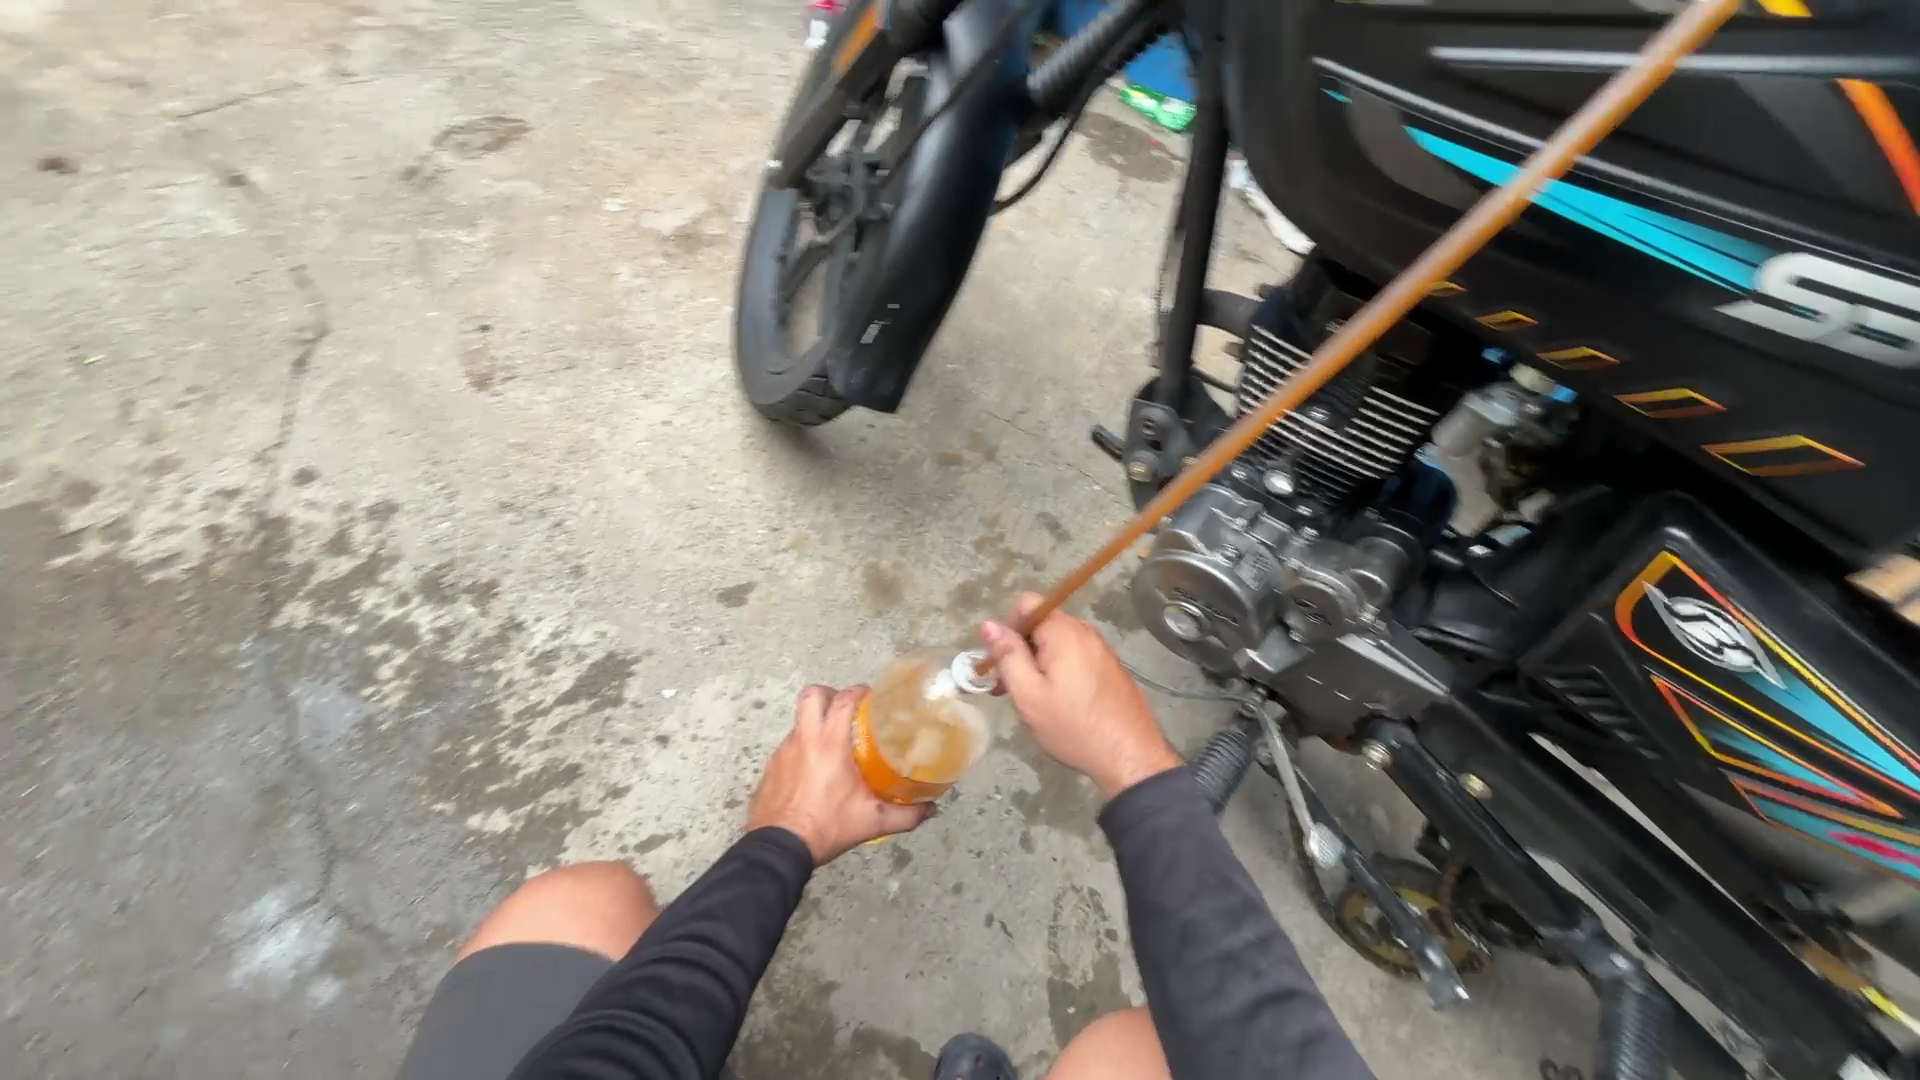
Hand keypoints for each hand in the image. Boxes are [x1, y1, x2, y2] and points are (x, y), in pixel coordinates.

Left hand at [746, 685, 932, 864]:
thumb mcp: (871, 822)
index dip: (859, 691)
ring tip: (834, 742)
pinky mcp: (771, 767)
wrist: (778, 849)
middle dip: (830, 694)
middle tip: (847, 710)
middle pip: (812, 694)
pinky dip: (804, 747)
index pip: (844, 699)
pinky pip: (790, 745)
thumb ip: (905, 815)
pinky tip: (814, 770)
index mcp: (830, 742)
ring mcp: (783, 751)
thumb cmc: (825, 827)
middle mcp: (804, 738)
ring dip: (816, 722)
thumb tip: (930, 809)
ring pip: (800, 720)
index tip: (872, 698)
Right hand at [979, 593, 1181, 798]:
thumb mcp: (1029, 695)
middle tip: (1010, 688)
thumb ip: (1007, 656)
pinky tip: (1061, 703)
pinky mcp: (1111, 668)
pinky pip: (1077, 656)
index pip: (1027, 603)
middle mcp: (1086, 632)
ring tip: (1034, 700)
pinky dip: (1060, 670)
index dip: (1007, 627)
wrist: (1130, 757)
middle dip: (1021, 648)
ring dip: (1039, 662)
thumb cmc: (1074, 727)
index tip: (1002, 662)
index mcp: (1064, 632)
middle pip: (1042, 623)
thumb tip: (989, 624)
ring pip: (1059, 642)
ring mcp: (1102, 650)